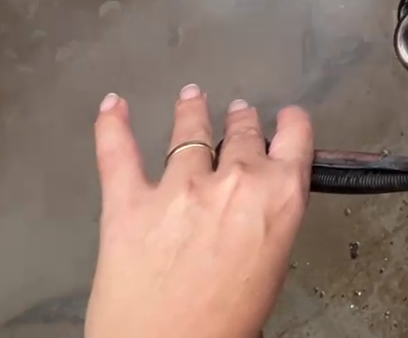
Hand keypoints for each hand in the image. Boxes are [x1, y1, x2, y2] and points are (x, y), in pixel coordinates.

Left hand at [86, 86, 311, 337]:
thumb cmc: (235, 313)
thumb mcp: (277, 250)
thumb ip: (273, 208)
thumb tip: (261, 189)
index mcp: (281, 188)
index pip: (294, 133)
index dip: (290, 121)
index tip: (285, 117)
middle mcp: (237, 177)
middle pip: (243, 132)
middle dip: (242, 119)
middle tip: (238, 110)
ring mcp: (181, 187)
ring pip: (190, 132)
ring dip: (192, 109)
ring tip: (192, 94)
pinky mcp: (129, 207)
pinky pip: (120, 158)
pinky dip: (112, 128)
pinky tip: (112, 105)